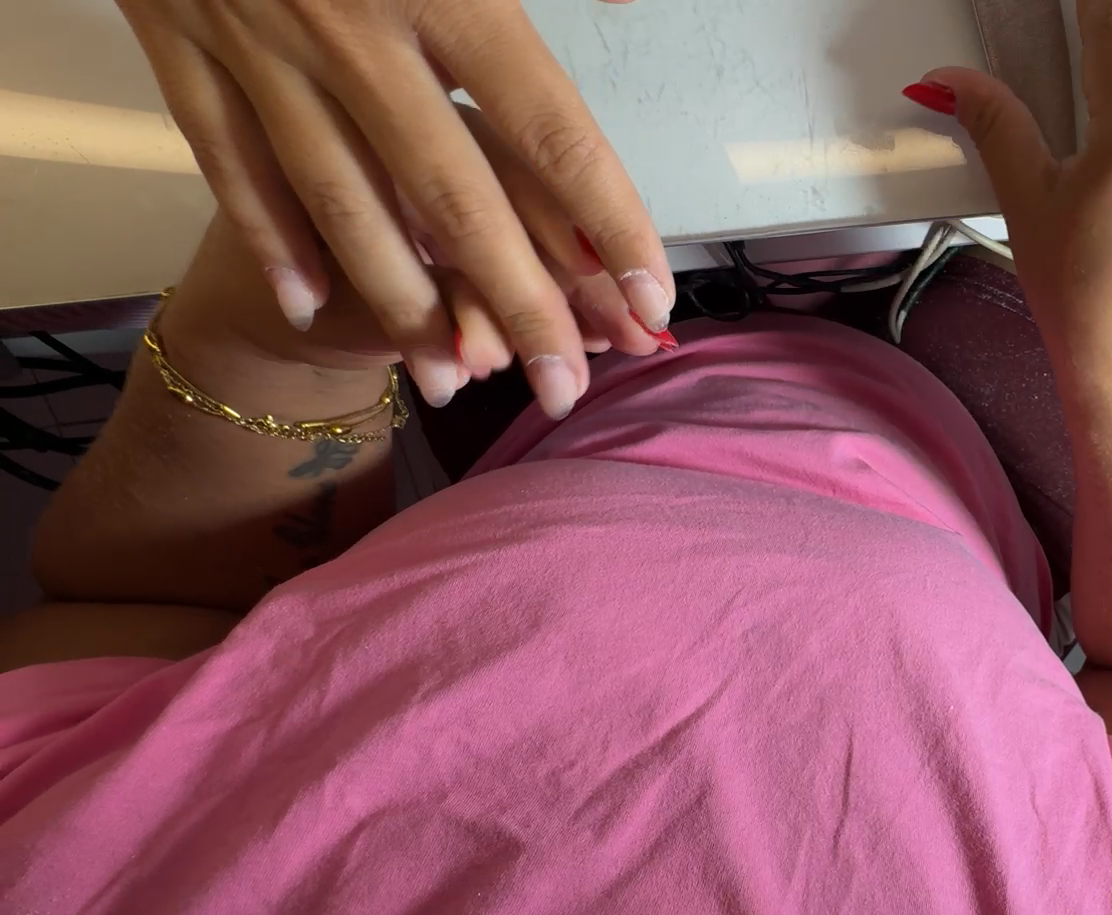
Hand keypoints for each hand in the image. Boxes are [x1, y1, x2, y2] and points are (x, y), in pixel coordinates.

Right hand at [116, 0, 674, 415]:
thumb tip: (635, 10)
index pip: (555, 136)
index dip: (611, 227)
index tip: (654, 299)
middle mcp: (351, 29)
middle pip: (459, 202)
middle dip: (522, 309)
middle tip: (567, 391)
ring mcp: (250, 38)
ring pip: (346, 204)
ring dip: (408, 308)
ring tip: (460, 383)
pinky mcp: (168, 39)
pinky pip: (224, 157)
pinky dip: (270, 240)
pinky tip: (317, 309)